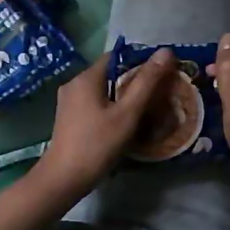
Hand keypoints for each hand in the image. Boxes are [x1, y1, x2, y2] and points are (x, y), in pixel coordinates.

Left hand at [34, 48, 176, 199]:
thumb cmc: (97, 144)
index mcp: (86, 78)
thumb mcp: (127, 114)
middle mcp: (73, 84)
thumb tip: (166, 51)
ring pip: (102, 90)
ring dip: (122, 96)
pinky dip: (110, 107)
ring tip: (145, 109)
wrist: (64, 178)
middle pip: (109, 73)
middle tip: (157, 94)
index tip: (161, 74)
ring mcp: (68, 101)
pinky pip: (93, 103)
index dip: (140, 61)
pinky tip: (123, 122)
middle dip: (133, 81)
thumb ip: (146, 82)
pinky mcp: (68, 117)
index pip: (117, 56)